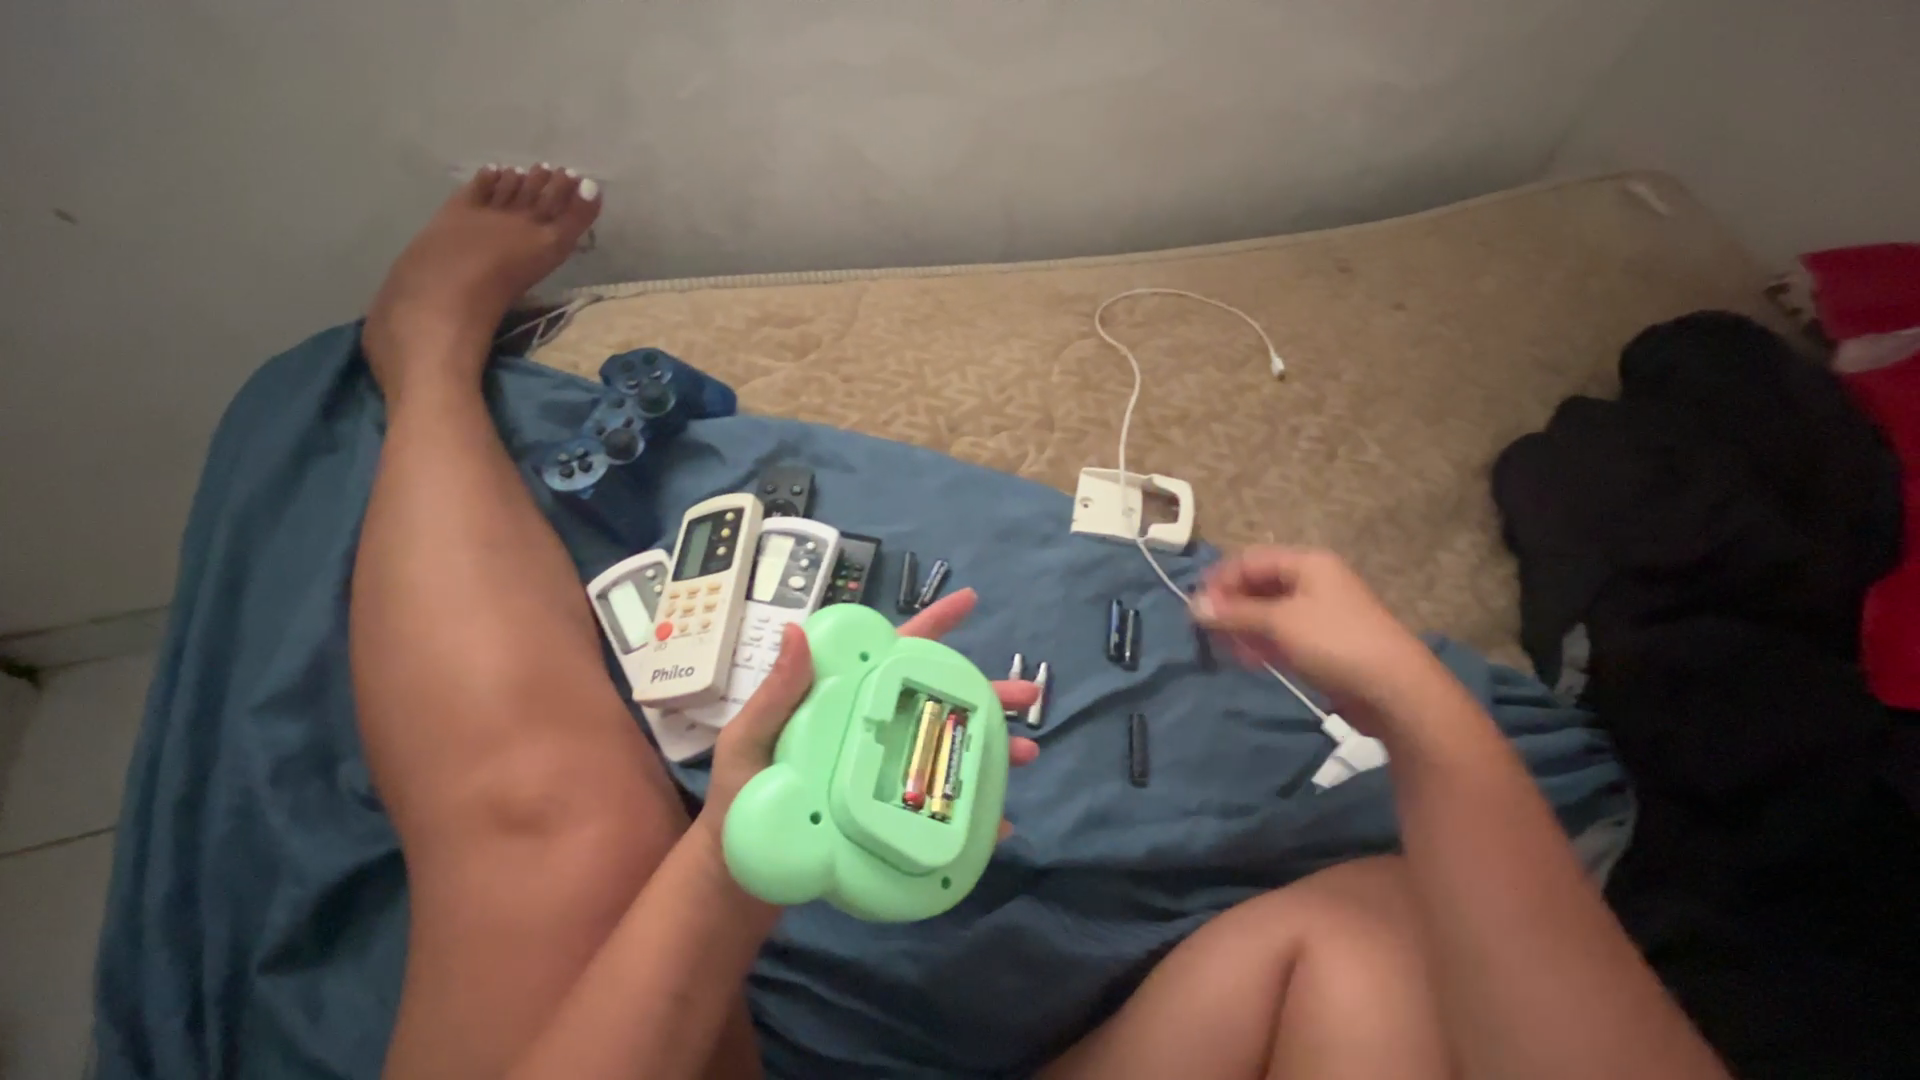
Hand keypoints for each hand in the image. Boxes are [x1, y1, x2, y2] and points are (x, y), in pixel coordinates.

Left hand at [700, 588, 1040, 841]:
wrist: (738, 879)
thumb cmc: (740, 800)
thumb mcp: (749, 743)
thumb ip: (774, 695)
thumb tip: (796, 630)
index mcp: (842, 701)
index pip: (890, 655)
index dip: (930, 626)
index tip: (971, 602)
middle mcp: (871, 729)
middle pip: (936, 700)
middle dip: (985, 693)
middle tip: (1027, 696)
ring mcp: (884, 772)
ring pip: (947, 748)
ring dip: (990, 747)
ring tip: (1027, 753)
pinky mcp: (891, 815)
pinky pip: (940, 805)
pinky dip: (973, 810)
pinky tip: (1000, 820)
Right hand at [1191, 547, 1450, 733]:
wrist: (1395, 689)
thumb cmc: (1335, 642)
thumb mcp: (1279, 622)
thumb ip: (1234, 613)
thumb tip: (1193, 605)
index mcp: (1307, 563)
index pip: (1249, 560)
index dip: (1220, 580)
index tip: (1195, 607)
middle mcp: (1313, 581)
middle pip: (1259, 585)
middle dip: (1230, 606)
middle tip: (1206, 631)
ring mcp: (1319, 612)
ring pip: (1268, 612)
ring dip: (1243, 627)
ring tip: (1225, 649)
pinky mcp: (1323, 642)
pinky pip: (1282, 634)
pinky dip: (1262, 643)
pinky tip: (1249, 660)